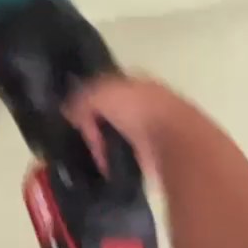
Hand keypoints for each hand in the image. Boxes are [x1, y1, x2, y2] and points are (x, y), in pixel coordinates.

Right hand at [64, 74, 206, 177]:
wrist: (178, 144)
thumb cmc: (138, 111)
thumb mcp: (99, 96)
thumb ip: (80, 100)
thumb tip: (69, 111)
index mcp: (137, 80)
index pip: (106, 85)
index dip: (89, 100)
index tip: (77, 117)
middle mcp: (149, 100)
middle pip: (115, 111)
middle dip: (100, 124)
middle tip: (87, 139)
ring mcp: (158, 126)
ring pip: (124, 133)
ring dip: (112, 144)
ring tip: (100, 156)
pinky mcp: (163, 152)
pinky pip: (133, 155)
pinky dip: (123, 160)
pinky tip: (114, 167)